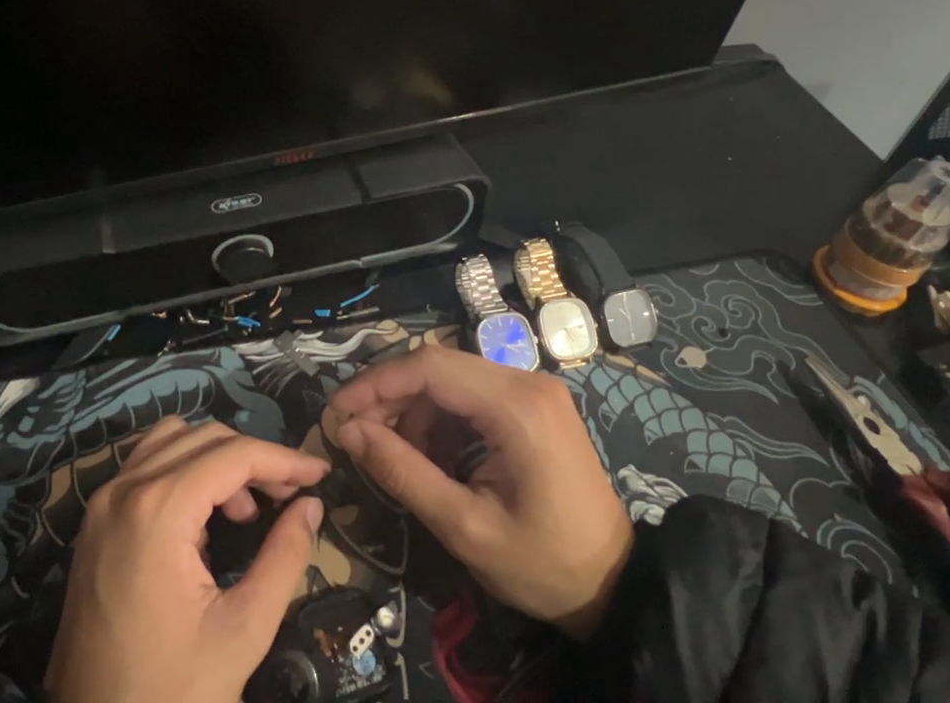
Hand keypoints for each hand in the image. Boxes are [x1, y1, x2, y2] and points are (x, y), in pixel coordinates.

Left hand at [44, 416, 329, 702]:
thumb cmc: (172, 688)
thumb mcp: (244, 629)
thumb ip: (285, 557)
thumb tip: (311, 505)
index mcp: (157, 511)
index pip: (233, 455)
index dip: (284, 459)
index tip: (321, 474)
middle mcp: (123, 491)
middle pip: (203, 438)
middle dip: (255, 458)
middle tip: (292, 495)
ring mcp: (101, 504)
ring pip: (171, 441)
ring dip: (217, 459)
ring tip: (248, 508)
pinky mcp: (94, 523)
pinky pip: (146, 467)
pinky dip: (184, 470)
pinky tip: (206, 518)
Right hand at [328, 344, 631, 639]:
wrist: (612, 583)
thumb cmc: (541, 564)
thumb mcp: (464, 526)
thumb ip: (404, 472)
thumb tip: (350, 431)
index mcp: (516, 406)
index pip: (430, 368)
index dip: (375, 384)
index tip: (337, 414)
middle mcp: (527, 382)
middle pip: (439, 366)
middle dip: (390, 397)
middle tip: (356, 437)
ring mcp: (535, 391)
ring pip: (453, 378)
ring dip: (415, 411)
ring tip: (394, 456)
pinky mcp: (536, 405)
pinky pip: (473, 394)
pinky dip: (442, 419)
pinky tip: (432, 457)